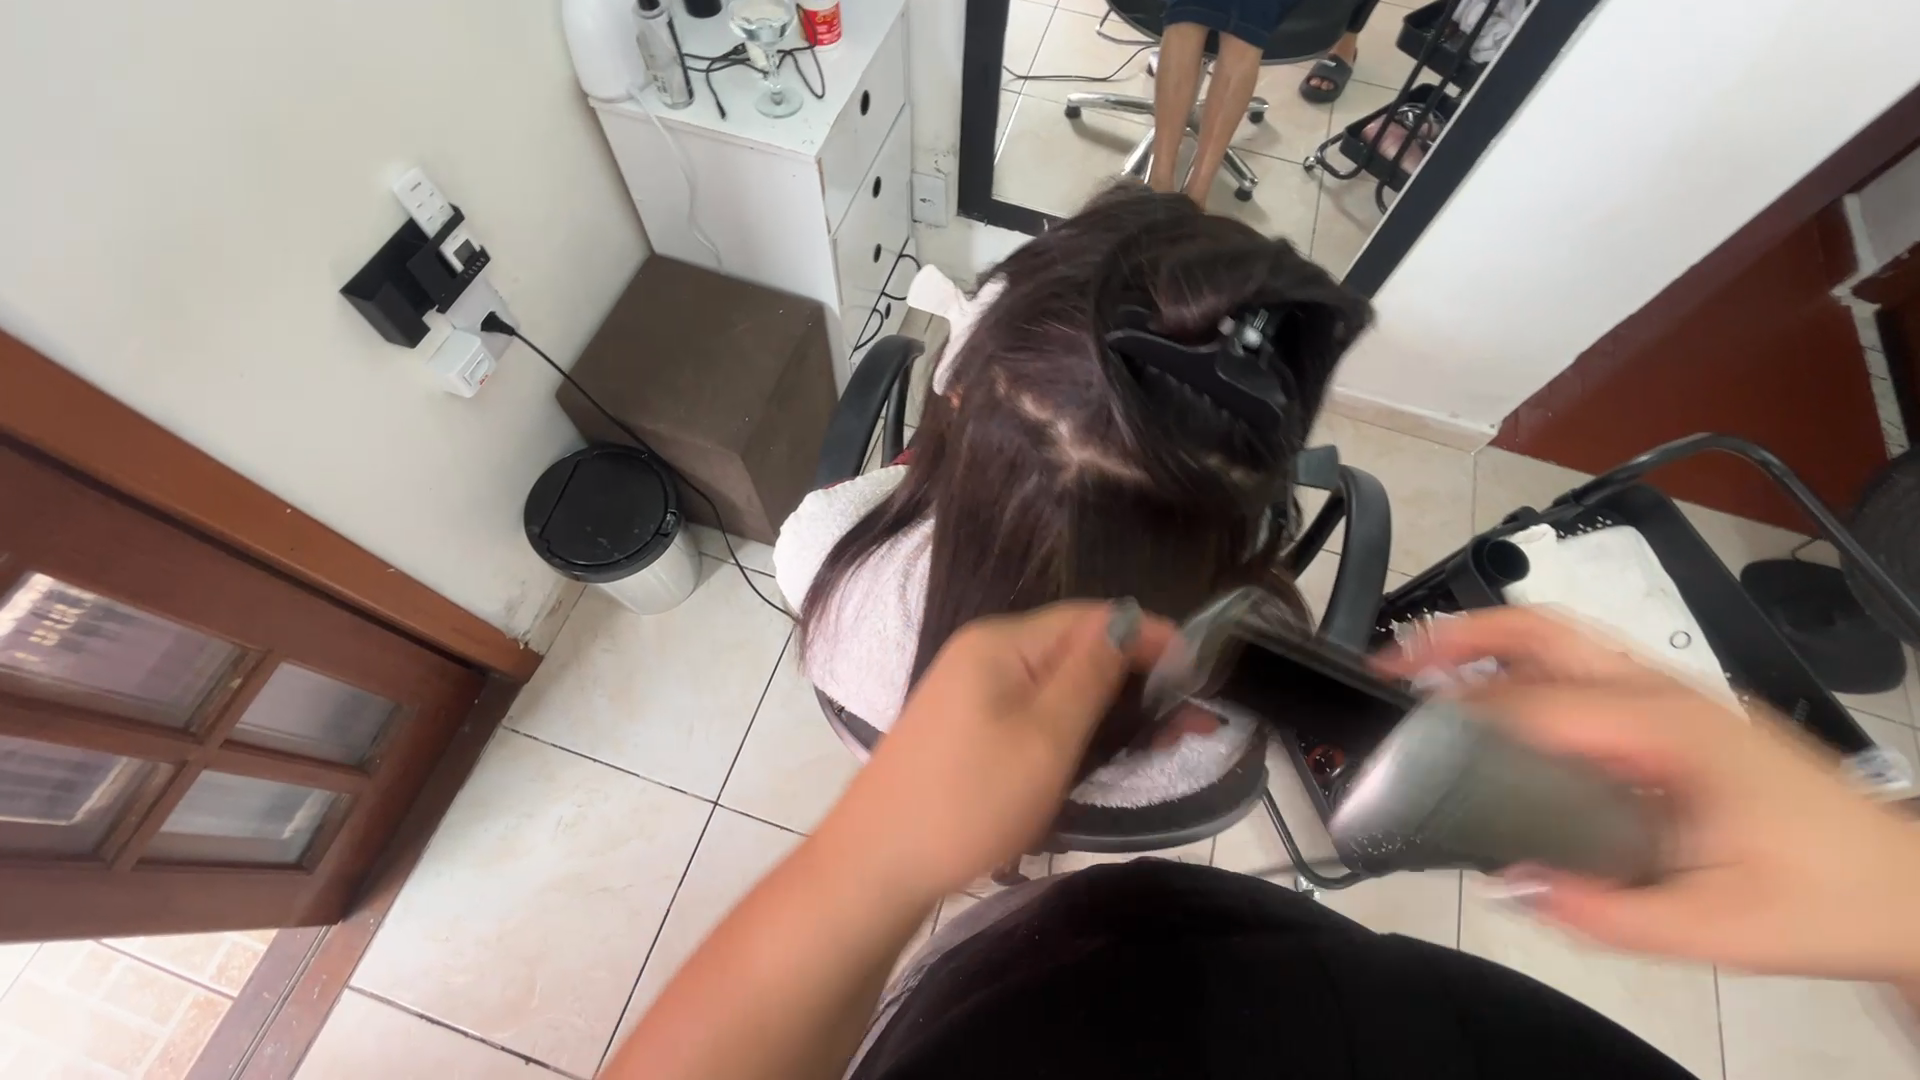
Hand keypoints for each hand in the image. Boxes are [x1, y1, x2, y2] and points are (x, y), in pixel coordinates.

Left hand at [816, 601, 1168, 900]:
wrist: (877, 864)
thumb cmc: (968, 800)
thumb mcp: (1044, 737)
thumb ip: (1091, 675)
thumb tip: (1131, 621)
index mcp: (1001, 642)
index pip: (1092, 617)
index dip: (1149, 636)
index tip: (1201, 670)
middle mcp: (984, 652)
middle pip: (1075, 646)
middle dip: (1136, 675)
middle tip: (1191, 719)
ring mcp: (971, 689)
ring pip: (1057, 681)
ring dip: (1109, 703)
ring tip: (1160, 736)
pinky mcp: (967, 725)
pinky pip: (1033, 708)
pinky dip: (1073, 724)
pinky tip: (1101, 748)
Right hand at [1386, 607, 1919, 982]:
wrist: (1911, 888)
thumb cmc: (1824, 900)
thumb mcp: (1719, 929)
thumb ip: (1608, 911)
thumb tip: (1509, 881)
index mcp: (1669, 730)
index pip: (1535, 702)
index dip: (1463, 717)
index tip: (1410, 741)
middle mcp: (1661, 689)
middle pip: (1539, 629)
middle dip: (1453, 637)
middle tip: (1393, 667)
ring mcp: (1665, 686)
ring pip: (1552, 630)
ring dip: (1477, 638)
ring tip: (1420, 667)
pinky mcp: (1663, 698)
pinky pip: (1570, 655)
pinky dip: (1510, 657)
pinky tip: (1485, 691)